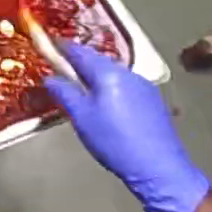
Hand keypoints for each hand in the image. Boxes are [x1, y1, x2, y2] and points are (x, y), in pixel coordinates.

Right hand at [46, 43, 209, 211]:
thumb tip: (50, 78)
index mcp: (107, 74)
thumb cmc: (115, 142)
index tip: (51, 42)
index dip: (64, 47)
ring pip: (113, 73)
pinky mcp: (153, 100)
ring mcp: (144, 86)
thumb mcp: (82, 118)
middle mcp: (127, 73)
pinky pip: (125, 85)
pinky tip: (108, 103)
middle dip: (80, 62)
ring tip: (83, 87)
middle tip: (63, 66)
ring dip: (96, 76)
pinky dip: (111, 87)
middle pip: (98, 61)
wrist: (160, 168)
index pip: (80, 52)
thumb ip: (64, 93)